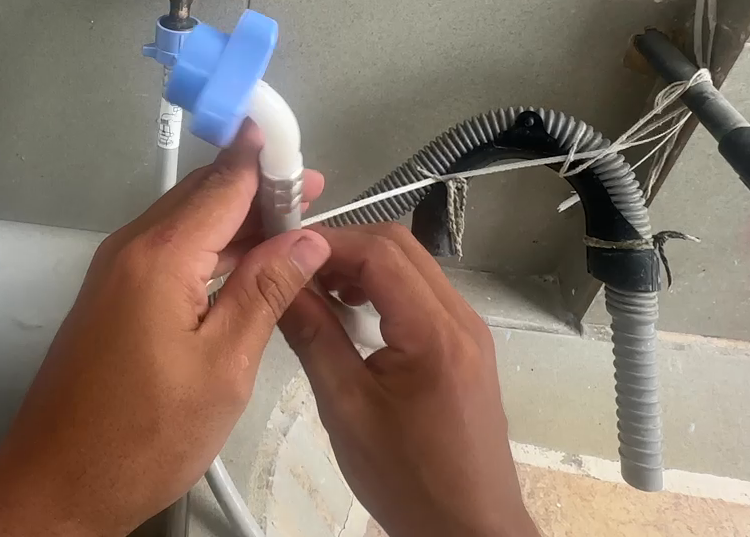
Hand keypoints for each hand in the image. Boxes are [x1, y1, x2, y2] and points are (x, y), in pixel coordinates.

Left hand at [0, 123, 326, 536]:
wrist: (58, 482)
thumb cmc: (143, 434)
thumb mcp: (222, 367)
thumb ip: (264, 293)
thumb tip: (304, 241)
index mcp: (160, 254)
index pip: (224, 184)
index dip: (268, 165)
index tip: (304, 160)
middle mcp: (132, 245)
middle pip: (204, 194)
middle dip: (257, 188)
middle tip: (309, 197)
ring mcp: (117, 267)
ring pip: (186, 219)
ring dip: (235, 218)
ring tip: (288, 229)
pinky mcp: (113, 290)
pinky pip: (169, 247)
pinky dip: (209, 246)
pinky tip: (242, 265)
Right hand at [280, 224, 537, 536]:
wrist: (470, 534)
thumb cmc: (406, 478)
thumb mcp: (345, 408)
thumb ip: (312, 334)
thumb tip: (279, 282)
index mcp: (435, 332)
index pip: (379, 253)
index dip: (328, 241)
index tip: (283, 249)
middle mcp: (461, 317)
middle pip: (398, 245)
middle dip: (344, 244)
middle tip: (298, 264)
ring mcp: (468, 328)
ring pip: (411, 263)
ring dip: (363, 261)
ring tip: (319, 285)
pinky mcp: (465, 343)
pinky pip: (420, 289)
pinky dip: (382, 282)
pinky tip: (352, 306)